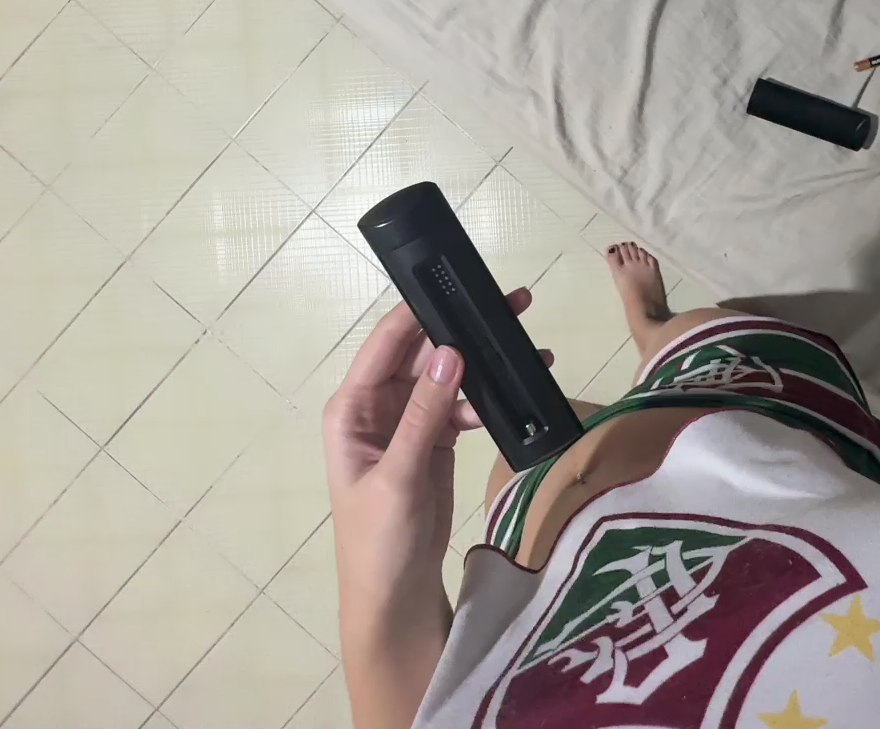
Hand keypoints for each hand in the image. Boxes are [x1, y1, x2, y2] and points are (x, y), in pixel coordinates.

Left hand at [322, 288, 535, 625]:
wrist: (396, 593)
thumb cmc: (379, 538)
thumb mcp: (398, 475)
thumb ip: (423, 413)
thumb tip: (451, 353)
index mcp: (353, 406)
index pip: (386, 344)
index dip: (419, 313)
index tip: (457, 287)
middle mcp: (379, 404)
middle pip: (424, 353)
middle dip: (462, 331)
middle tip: (509, 306)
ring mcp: (410, 419)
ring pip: (448, 375)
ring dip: (482, 363)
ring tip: (526, 345)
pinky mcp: (435, 436)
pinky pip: (462, 403)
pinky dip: (486, 397)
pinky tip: (515, 389)